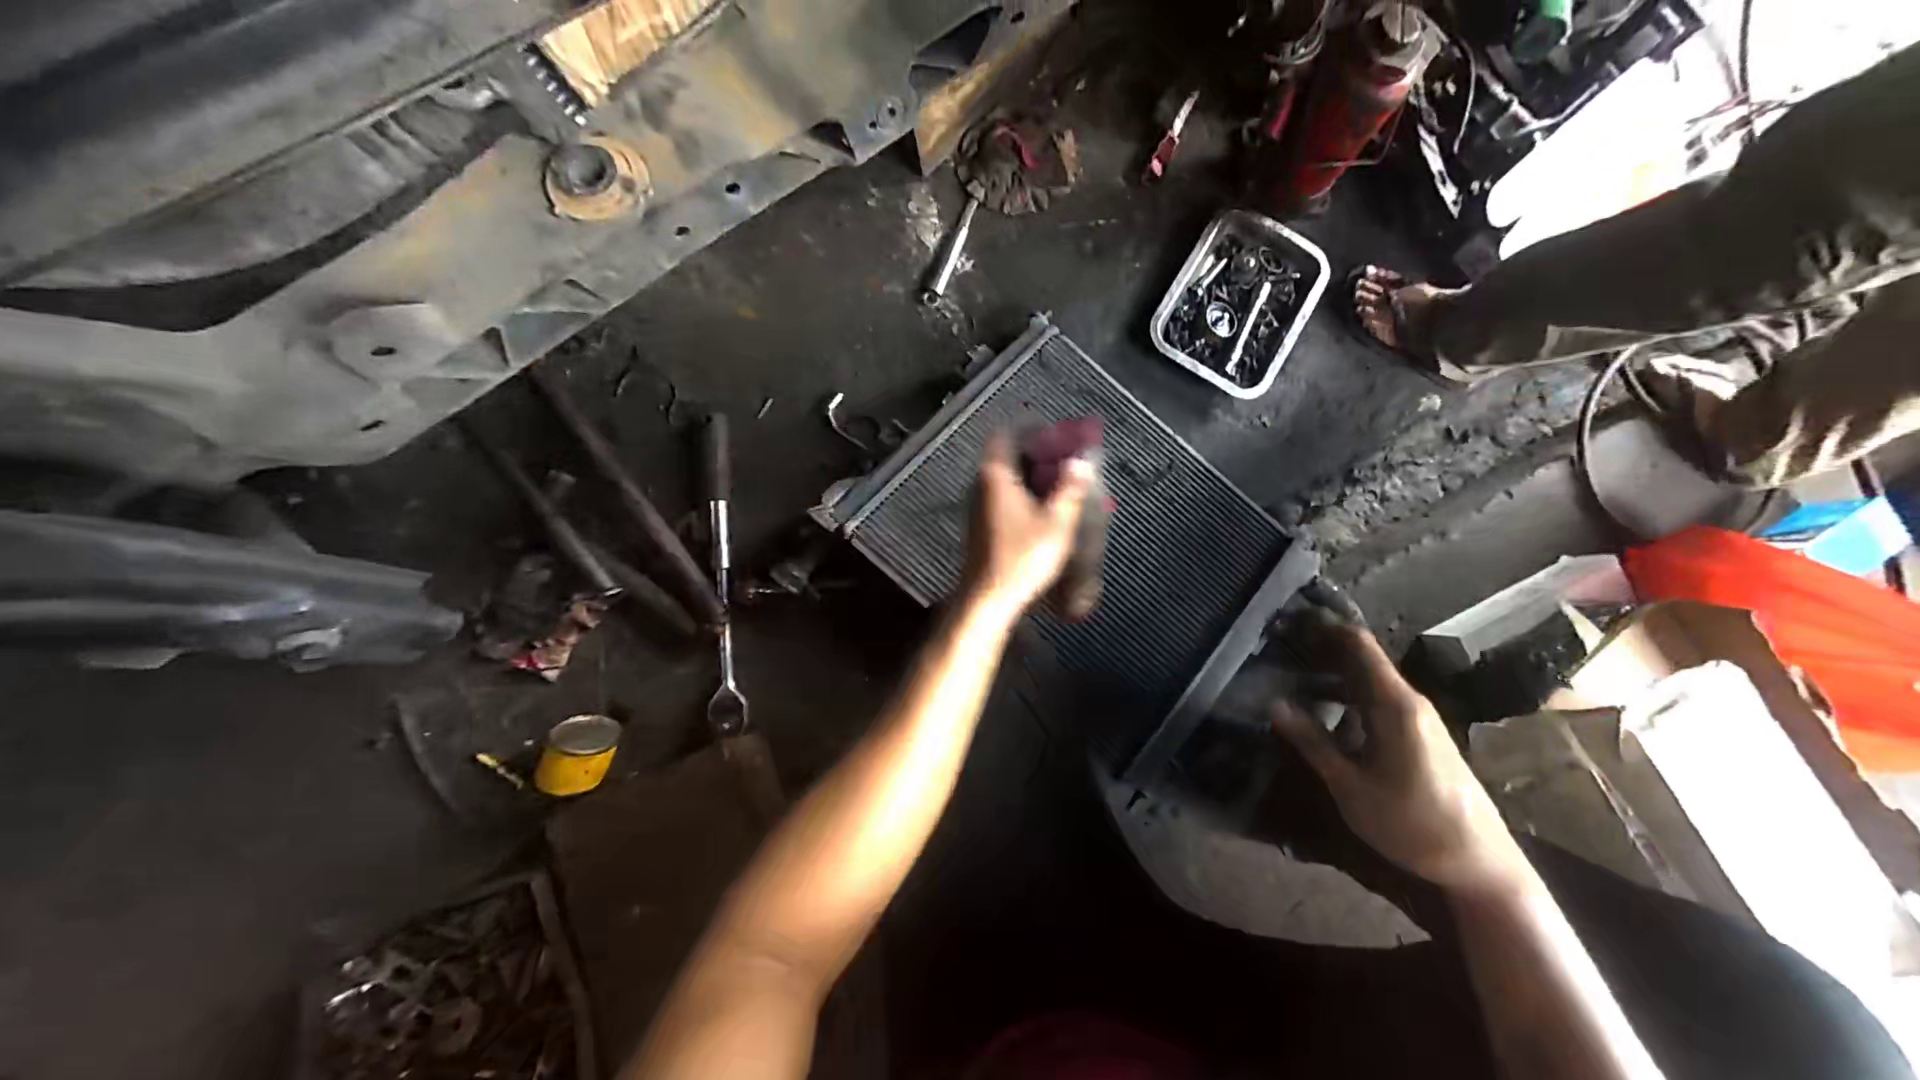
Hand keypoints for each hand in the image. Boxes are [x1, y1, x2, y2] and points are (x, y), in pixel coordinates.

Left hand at [959, 433, 1093, 617]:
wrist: (987, 598)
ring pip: (1005, 477)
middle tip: (1065, 459)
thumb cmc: (1022, 558)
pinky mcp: (980, 525)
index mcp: (996, 476)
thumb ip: (1069, 488)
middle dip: (1037, 452)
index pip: (1007, 434)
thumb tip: (1080, 462)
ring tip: (1060, 483)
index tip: (1057, 434)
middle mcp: (981, 485)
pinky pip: (1002, 496)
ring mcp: (977, 506)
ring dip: (1030, 474)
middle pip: (1007, 454)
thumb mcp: (1056, 522)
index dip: (1032, 429)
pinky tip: (1044, 509)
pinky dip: (1023, 493)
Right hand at [1271, 610, 1530, 897]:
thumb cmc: (1412, 823)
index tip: (1284, 621)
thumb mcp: (1350, 786)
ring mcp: (1417, 717)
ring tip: (1286, 673)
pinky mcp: (1419, 734)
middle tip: (1273, 647)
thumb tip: (1273, 702)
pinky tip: (1320, 707)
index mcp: (1394, 704)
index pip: (1358, 644)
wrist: (1481, 865)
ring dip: (1329, 672)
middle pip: (1361, 657)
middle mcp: (1409, 700)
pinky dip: (1345, 693)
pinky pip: (1376, 698)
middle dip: (1318, 648)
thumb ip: (1312, 741)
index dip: (1323, 627)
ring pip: (1367, 679)